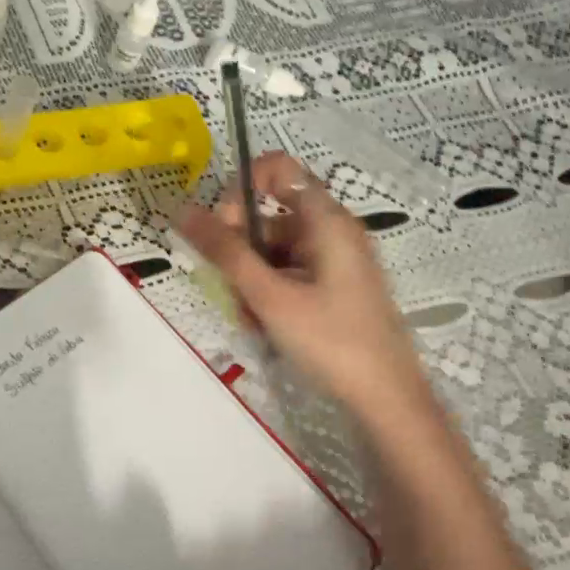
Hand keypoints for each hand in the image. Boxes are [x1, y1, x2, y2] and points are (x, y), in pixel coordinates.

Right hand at [177, 152, 430, 415]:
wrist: (387, 401)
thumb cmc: (331, 341)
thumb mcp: (269, 296)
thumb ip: (224, 251)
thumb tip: (182, 209)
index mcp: (326, 220)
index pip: (275, 169)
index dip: (241, 188)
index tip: (223, 228)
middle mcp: (331, 231)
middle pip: (266, 215)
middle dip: (238, 248)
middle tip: (231, 287)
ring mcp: (332, 260)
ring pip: (270, 250)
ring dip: (248, 279)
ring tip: (250, 319)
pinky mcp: (331, 286)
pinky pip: (284, 273)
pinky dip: (266, 293)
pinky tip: (263, 326)